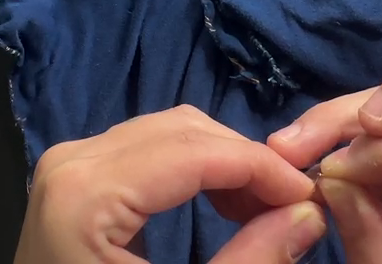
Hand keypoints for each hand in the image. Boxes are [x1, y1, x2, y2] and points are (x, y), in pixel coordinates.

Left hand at [14, 104, 327, 263]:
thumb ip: (248, 262)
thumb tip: (308, 215)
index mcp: (86, 192)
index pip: (194, 150)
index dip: (260, 167)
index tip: (312, 195)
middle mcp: (73, 158)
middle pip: (183, 130)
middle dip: (245, 161)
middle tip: (295, 205)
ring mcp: (69, 162)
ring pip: (168, 132)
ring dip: (224, 162)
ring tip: (267, 207)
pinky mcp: (74, 175)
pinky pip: (147, 148)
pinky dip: (193, 167)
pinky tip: (225, 201)